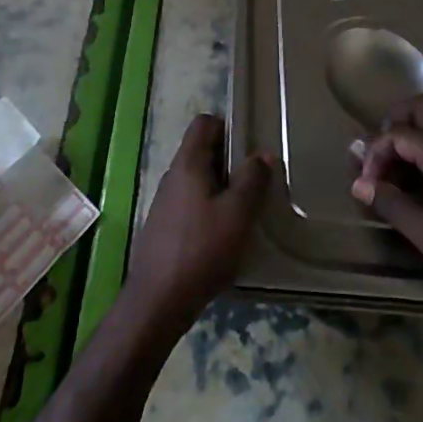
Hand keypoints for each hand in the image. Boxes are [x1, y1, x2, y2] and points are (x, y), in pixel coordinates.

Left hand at [129, 114, 272, 322]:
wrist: (159, 297)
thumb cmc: (202, 249)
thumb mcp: (237, 214)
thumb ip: (253, 180)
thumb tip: (263, 153)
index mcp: (188, 164)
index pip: (204, 124)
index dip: (229, 127)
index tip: (253, 146)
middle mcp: (173, 175)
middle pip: (203, 151)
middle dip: (232, 160)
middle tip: (260, 180)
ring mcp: (167, 200)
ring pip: (200, 179)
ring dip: (224, 186)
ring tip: (249, 207)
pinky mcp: (167, 223)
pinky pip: (193, 201)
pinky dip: (212, 207)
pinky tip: (229, 231)